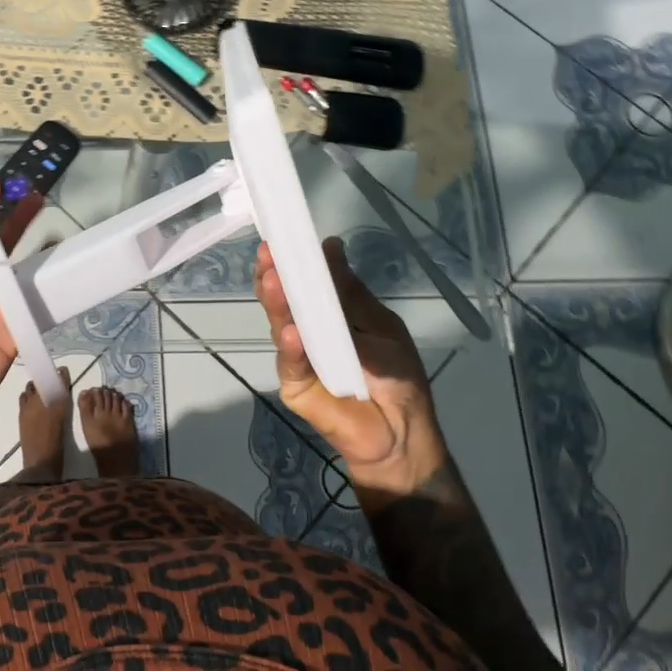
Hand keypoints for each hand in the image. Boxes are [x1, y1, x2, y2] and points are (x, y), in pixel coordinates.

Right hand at [256, 237, 447, 510]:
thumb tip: (330, 245)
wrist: (403, 433)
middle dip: (275, 276)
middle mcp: (306, 329)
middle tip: (269, 255)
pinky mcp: (294, 385)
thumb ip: (351, 292)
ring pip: (281, 324)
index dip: (292, 260)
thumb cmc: (397, 377)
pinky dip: (291, 347)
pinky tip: (291, 333)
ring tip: (272, 282)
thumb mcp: (380, 325)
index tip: (281, 238)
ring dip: (277, 303)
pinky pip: (291, 363)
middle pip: (285, 299)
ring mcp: (297, 356)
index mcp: (328, 311)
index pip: (304, 280)